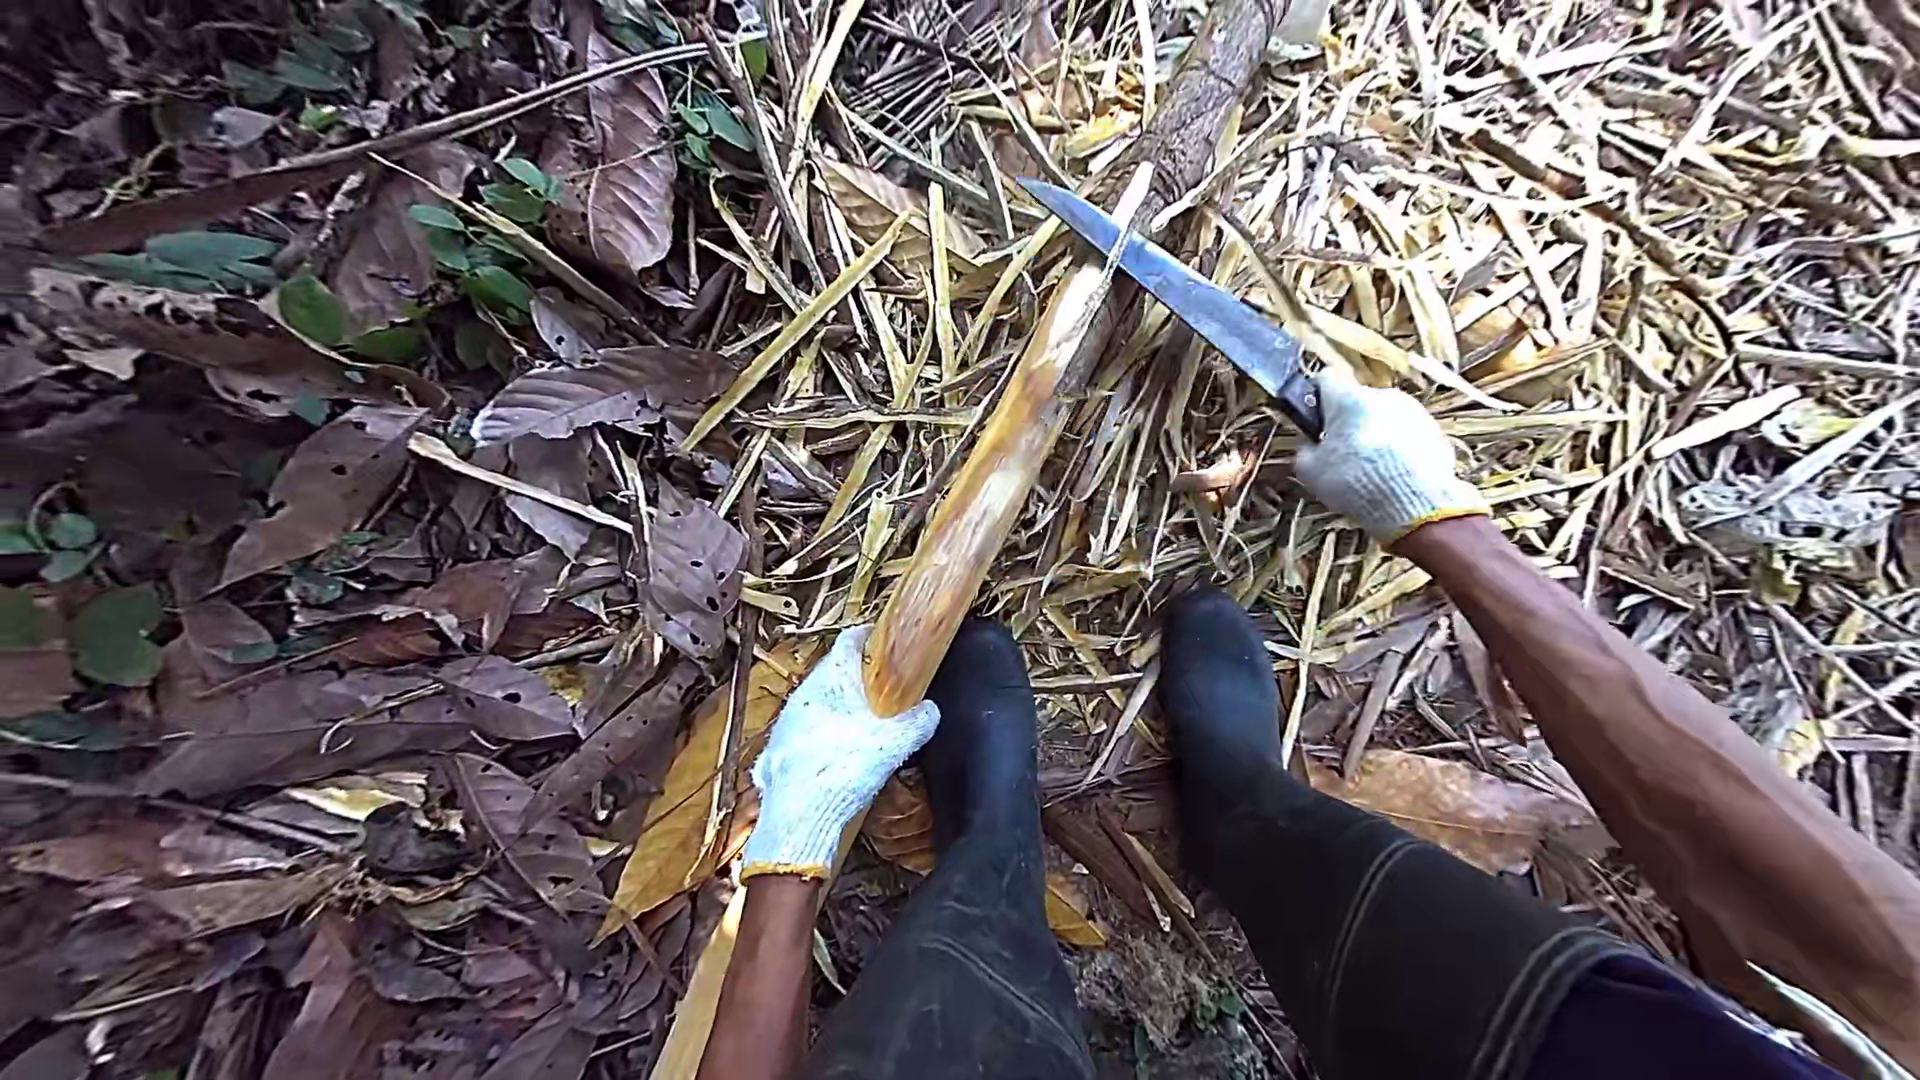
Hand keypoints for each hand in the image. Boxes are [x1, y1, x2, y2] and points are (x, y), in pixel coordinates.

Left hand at [741, 625, 939, 878]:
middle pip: (832, 668)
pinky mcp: (777, 747)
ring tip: (859, 721)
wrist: (798, 821)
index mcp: (831, 678)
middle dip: (856, 673)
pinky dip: (820, 731)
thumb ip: (918, 722)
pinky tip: (834, 752)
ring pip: (816, 698)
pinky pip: (803, 728)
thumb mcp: (894, 743)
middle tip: (880, 685)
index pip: (850, 639)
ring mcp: (786, 720)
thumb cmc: (845, 770)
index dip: (869, 634)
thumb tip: (931, 710)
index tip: (883, 638)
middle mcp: (803, 692)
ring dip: (836, 703)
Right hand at [1293, 371, 1489, 543]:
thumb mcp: (1309, 469)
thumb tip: (1312, 442)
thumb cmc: (1353, 481)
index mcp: (1348, 399)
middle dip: (1345, 422)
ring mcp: (1413, 411)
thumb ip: (1305, 447)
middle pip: (1355, 401)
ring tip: (1367, 468)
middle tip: (1337, 454)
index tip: (1311, 419)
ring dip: (1370, 434)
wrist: (1414, 504)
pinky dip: (1394, 447)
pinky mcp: (1435, 430)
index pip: (1324, 378)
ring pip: (1381, 417)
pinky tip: (1390, 474)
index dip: (1314, 397)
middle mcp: (1383, 396)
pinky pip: (1404, 433)